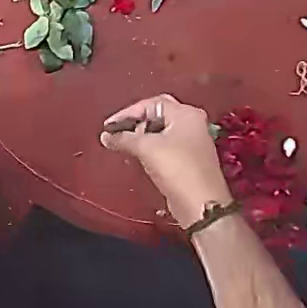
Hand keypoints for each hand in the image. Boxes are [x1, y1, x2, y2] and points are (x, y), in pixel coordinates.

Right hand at [100, 94, 232, 228]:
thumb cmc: (176, 167)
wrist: (200, 204)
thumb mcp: (146, 148)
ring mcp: (192, 141)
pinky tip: (138, 155)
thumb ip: (124, 138)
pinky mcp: (189, 159)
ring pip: (161, 131)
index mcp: (185, 114)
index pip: (152, 104)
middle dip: (135, 123)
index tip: (109, 126)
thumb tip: (106, 136)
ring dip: (141, 136)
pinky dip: (150, 147)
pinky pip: (165, 146)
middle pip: (157, 115)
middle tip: (117, 133)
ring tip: (124, 144)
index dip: (128, 113)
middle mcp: (192, 123)